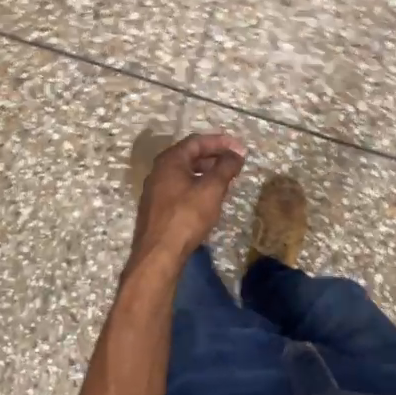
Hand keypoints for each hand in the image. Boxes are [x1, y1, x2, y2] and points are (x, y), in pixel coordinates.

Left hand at [129, 133, 246, 268]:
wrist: (159, 252)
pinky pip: (180, 188)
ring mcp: (155, 189)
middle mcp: (159, 170)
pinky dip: (196, 186)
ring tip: (225, 179)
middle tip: (235, 162)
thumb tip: (236, 153)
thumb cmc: (187, 216)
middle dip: (214, 156)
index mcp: (170, 160)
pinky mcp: (156, 207)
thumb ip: (225, 167)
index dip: (220, 142)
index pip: (197, 141)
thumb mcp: (211, 189)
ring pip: (184, 173)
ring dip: (206, 172)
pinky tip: (208, 198)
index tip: (240, 148)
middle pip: (189, 155)